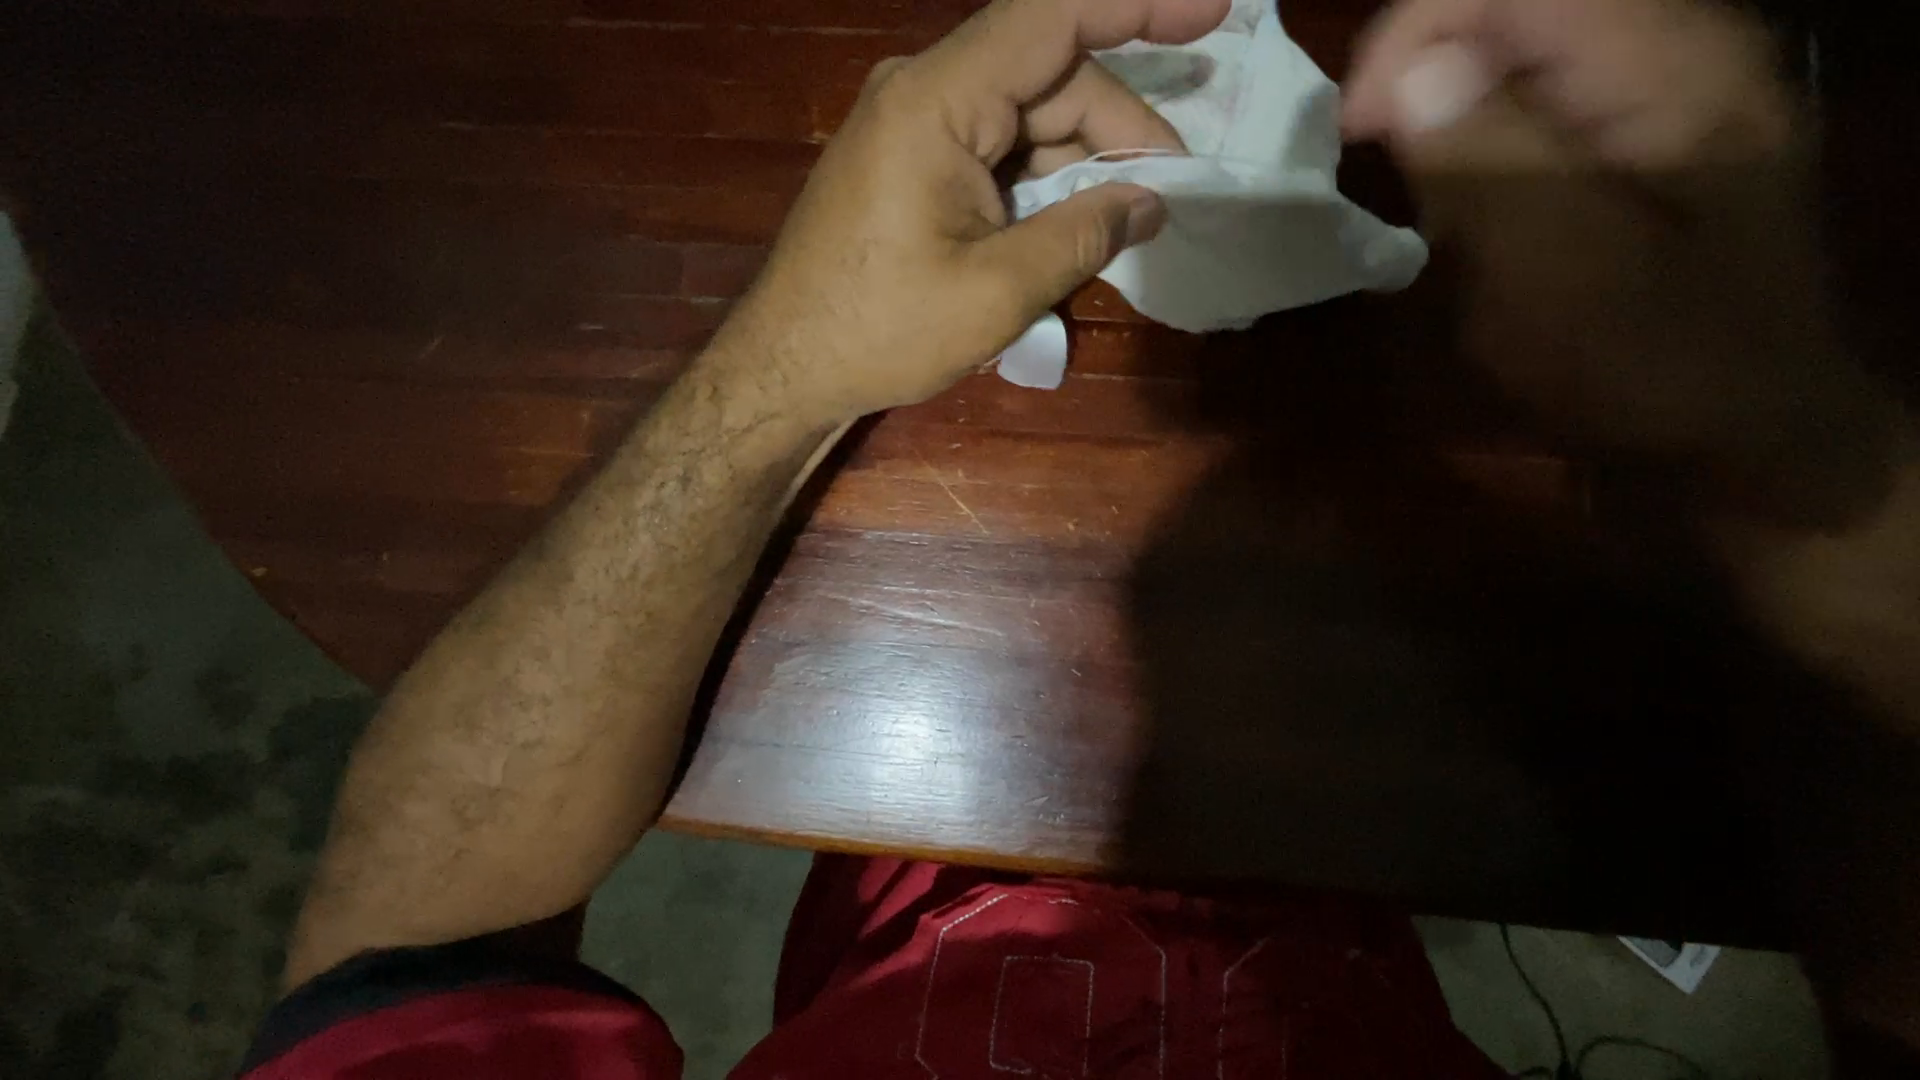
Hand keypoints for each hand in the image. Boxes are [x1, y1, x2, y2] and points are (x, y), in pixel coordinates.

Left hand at [709, 0, 1231, 424]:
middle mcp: (922, 94)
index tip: (1213, 13)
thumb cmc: (881, 331)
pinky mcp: (909, 167)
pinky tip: (1070, 225)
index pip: (1053, 18)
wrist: (787, 366)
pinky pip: (992, 155)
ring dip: (1080, 164)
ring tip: (1125, 223)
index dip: (1139, 5)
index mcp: (938, 101)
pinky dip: (1038, 185)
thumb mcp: (996, 292)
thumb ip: (1081, 237)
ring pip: (1023, 121)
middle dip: (1117, 130)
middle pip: (1046, 79)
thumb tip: (1150, 205)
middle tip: (1168, 195)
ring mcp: (911, 130)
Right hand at [1343, 0, 1904, 521]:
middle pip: (1505, 4)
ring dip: (1437, 104)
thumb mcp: (1559, 271)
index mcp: (1666, 66)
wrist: (1738, 432)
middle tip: (1374, 162)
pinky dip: (1467, 134)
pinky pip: (1525, 98)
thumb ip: (1488, 161)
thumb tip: (1413, 71)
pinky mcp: (1629, 137)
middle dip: (1417, 68)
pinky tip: (1459, 199)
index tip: (1354, 133)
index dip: (1410, 36)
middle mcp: (1668, 52)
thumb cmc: (1651, 365)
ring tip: (1412, 189)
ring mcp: (1653, 93)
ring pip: (1507, 49)